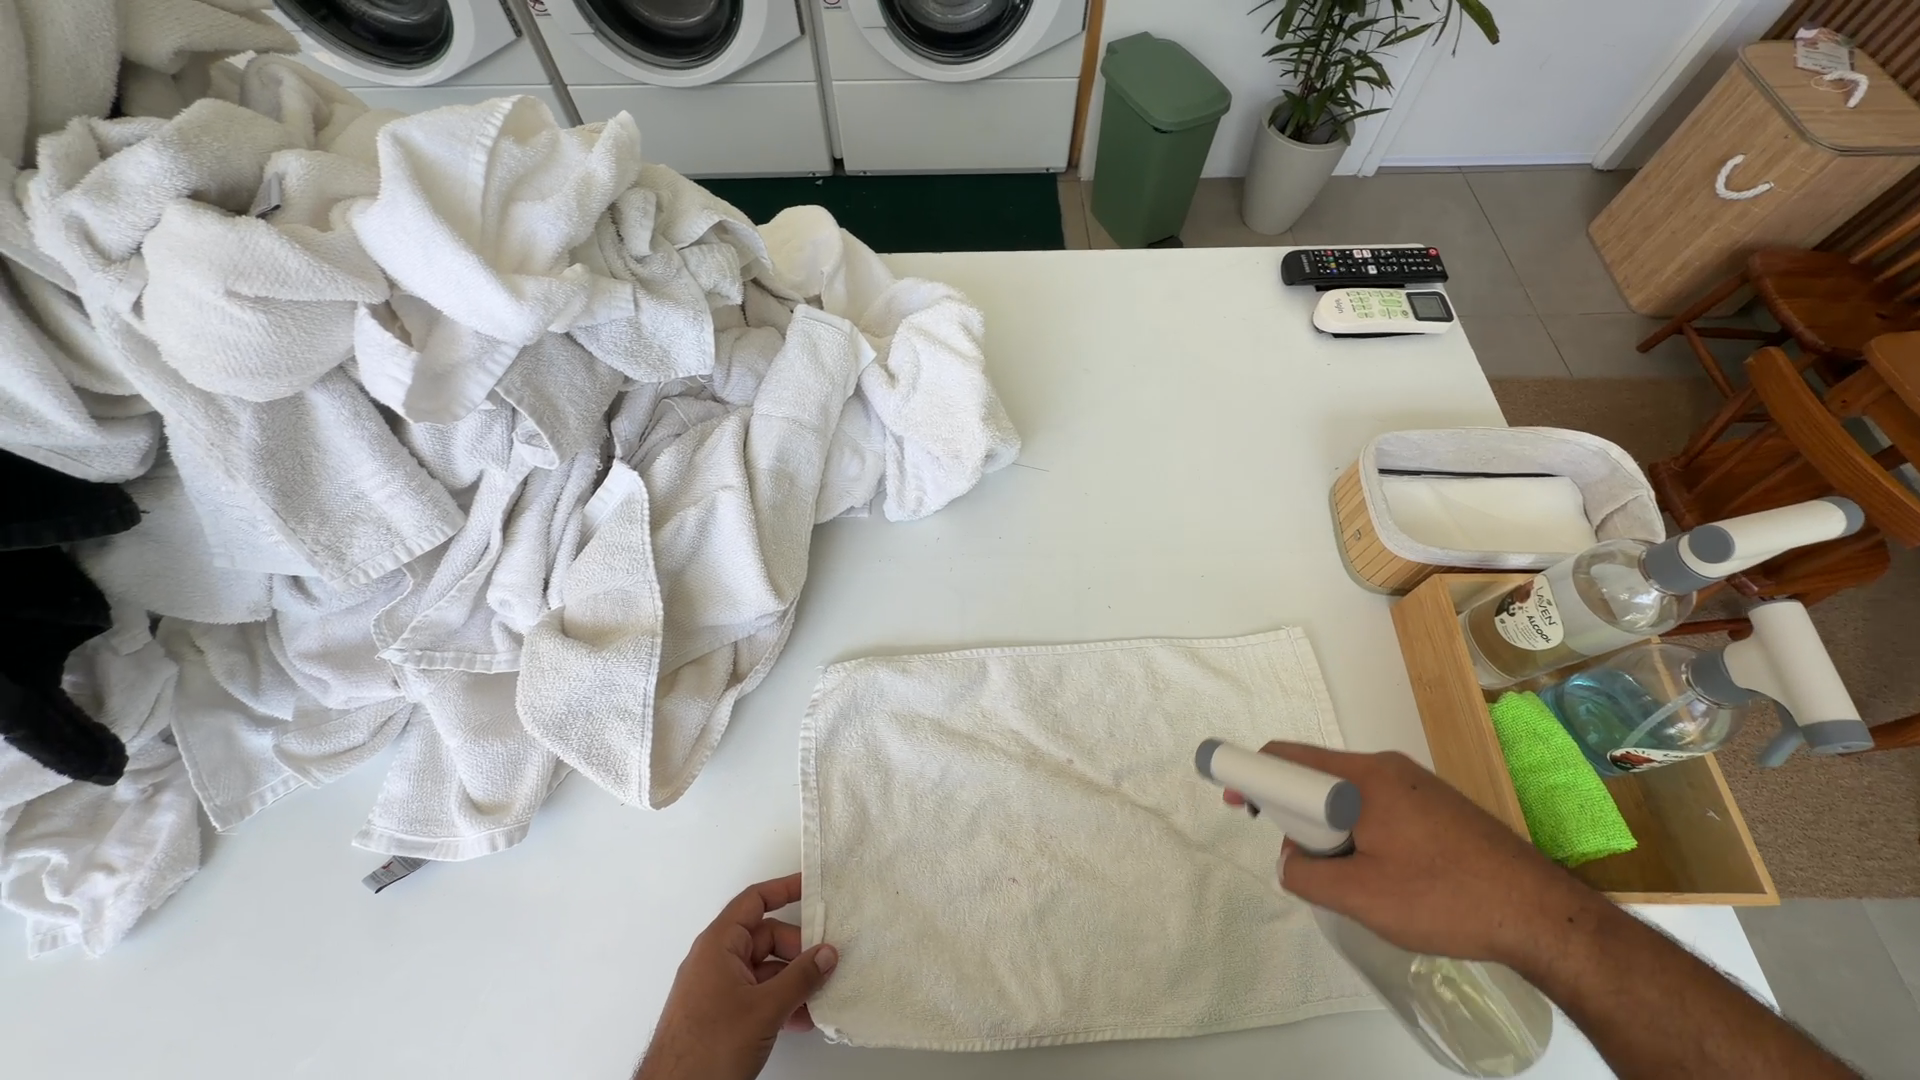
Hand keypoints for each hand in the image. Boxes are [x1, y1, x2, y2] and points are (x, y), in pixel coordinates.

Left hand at [635, 874, 837, 1079]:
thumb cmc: (711, 1045)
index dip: (784, 889)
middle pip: (766, 937)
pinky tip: (802, 1019)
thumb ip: (800, 978)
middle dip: (798, 950)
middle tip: (826, 964)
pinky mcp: (722, 1014)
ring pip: (765, 969)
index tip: (814, 887)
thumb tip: (828, 953)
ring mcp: (718, 988)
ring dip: (793, 981)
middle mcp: (717, 959)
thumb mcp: (765, 1008)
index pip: (755, 901)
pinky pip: (758, 994)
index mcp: (719, 944)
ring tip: (820, 996)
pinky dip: (780, 1002)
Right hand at [1228, 743, 1608, 967]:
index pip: (1287, 757)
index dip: (1252, 775)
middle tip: (1304, 859)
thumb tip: (1290, 860)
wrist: (1545, 918)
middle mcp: (1388, 768)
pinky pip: (1377, 808)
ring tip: (1351, 878)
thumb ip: (1303, 873)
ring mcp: (1417, 785)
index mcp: (1364, 777)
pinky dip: (1360, 834)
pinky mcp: (1438, 807)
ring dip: (1331, 830)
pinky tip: (1382, 875)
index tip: (1235, 803)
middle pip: (1317, 776)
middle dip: (1296, 814)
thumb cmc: (1444, 898)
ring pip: (1347, 796)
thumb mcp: (1358, 895)